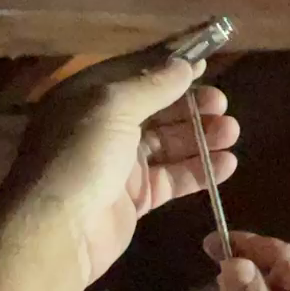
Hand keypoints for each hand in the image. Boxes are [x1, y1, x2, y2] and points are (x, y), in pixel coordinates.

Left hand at [0, 51, 238, 285]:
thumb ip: (152, 84)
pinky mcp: (134, 197)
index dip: (170, 65)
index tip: (207, 59)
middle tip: (223, 104)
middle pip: (156, 108)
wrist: (57, 231)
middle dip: (191, 104)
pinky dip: (199, 170)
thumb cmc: (81, 155)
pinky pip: (172, 178)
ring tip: (232, 132)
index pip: (136, 71)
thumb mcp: (113, 106)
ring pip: (168, 143)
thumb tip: (185, 64)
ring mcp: (119, 163)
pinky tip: (227, 164)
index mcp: (88, 96)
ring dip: (201, 136)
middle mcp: (102, 126)